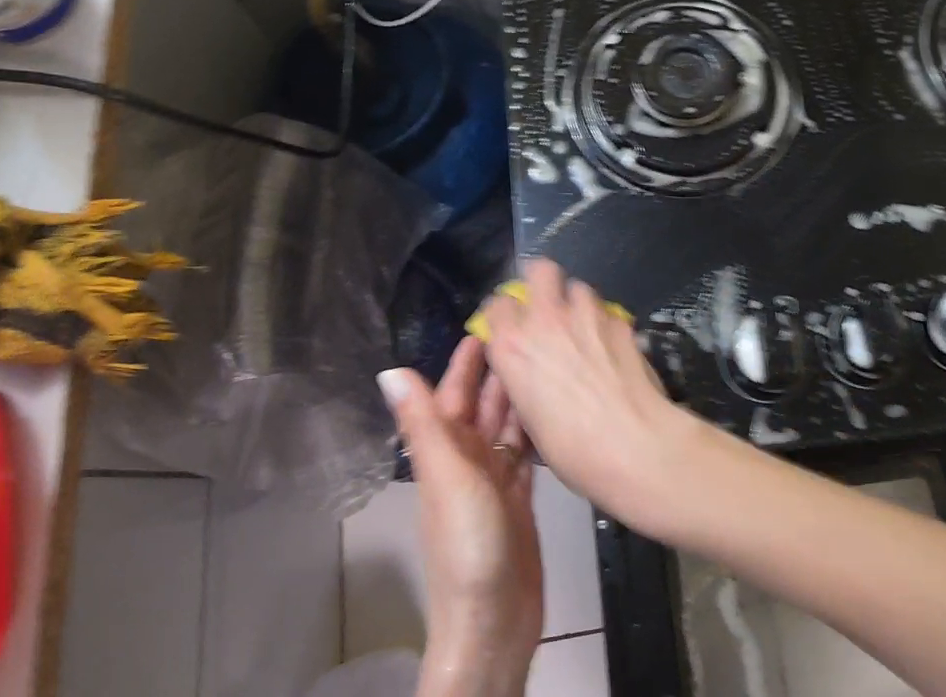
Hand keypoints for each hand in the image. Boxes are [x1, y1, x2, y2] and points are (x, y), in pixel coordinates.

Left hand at [377, 338, 541, 696]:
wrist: (492, 621)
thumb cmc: (467, 546)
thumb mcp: (447, 478)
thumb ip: (424, 424)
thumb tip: (391, 369)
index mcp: (446, 452)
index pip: (454, 394)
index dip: (466, 361)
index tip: (486, 324)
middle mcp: (468, 461)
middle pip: (484, 406)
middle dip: (500, 371)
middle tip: (531, 332)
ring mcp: (494, 482)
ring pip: (507, 427)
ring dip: (520, 397)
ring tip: (547, 362)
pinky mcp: (518, 501)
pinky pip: (526, 455)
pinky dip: (535, 432)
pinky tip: (554, 413)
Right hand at [479, 259, 713, 531]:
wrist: (634, 445)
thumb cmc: (572, 448)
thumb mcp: (529, 420)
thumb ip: (523, 381)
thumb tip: (528, 373)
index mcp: (512, 346)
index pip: (496, 305)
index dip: (504, 314)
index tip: (510, 327)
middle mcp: (545, 320)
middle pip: (539, 271)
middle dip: (541, 283)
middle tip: (547, 308)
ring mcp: (587, 315)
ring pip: (577, 287)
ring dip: (576, 303)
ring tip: (584, 328)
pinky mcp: (620, 321)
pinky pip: (606, 310)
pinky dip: (604, 322)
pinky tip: (611, 347)